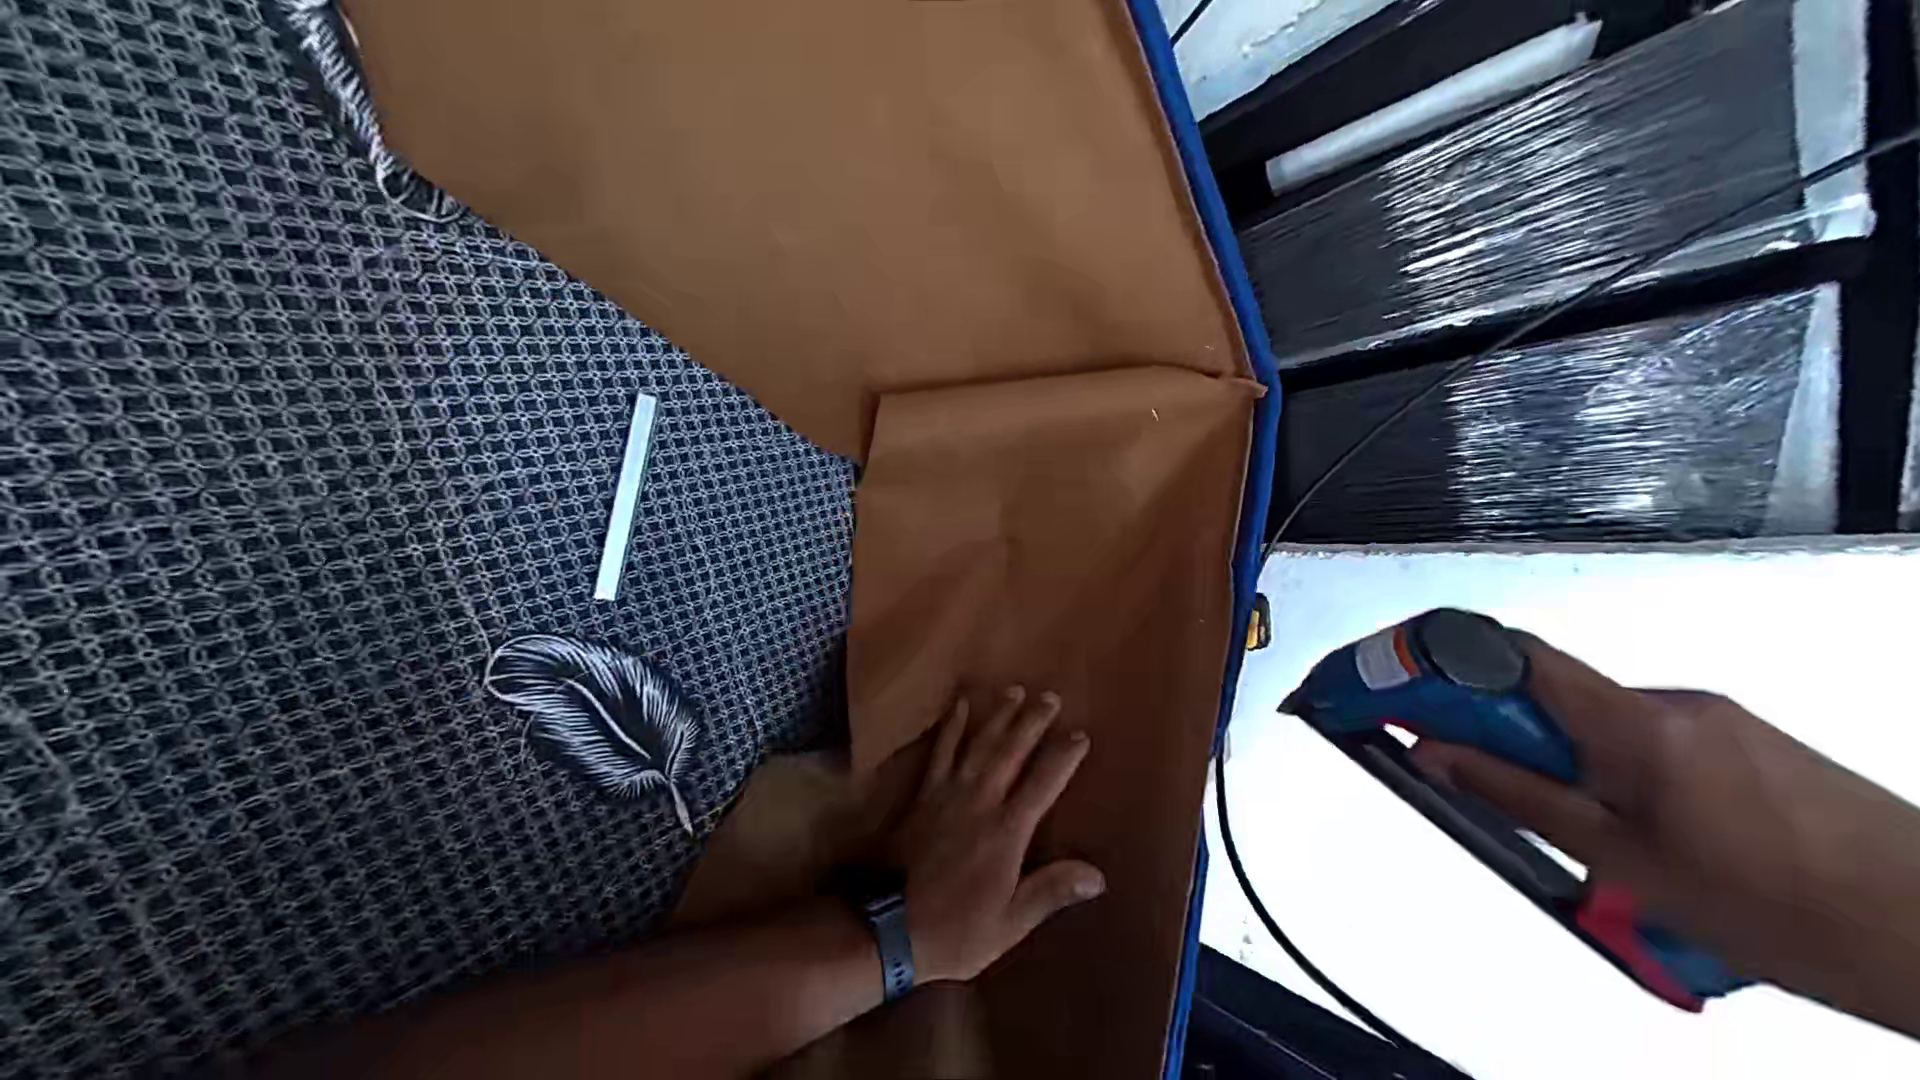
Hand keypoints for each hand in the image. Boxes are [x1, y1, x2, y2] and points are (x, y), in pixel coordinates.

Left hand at [890, 686, 1105, 983]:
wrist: (886, 924)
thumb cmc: (954, 929)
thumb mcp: (1008, 923)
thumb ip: (1050, 892)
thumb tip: (1097, 875)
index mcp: (1006, 831)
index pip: (1044, 783)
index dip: (1064, 756)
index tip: (1080, 734)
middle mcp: (981, 800)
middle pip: (1012, 752)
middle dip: (1033, 722)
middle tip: (1050, 696)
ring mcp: (949, 792)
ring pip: (980, 743)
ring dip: (999, 715)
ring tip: (1014, 691)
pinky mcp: (924, 793)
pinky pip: (941, 751)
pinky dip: (951, 726)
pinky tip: (959, 705)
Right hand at [1412, 635, 1919, 1034]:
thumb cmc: (1793, 912)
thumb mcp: (1621, 862)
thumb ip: (1514, 795)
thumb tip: (1434, 755)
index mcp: (1636, 724)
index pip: (1515, 657)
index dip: (1444, 658)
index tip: (1398, 681)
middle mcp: (1673, 705)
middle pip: (1546, 693)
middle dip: (1501, 732)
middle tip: (1480, 780)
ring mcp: (1715, 721)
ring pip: (1594, 723)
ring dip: (1560, 762)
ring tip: (1586, 833)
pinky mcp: (1745, 744)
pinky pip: (1642, 740)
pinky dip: (1609, 771)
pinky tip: (1641, 832)